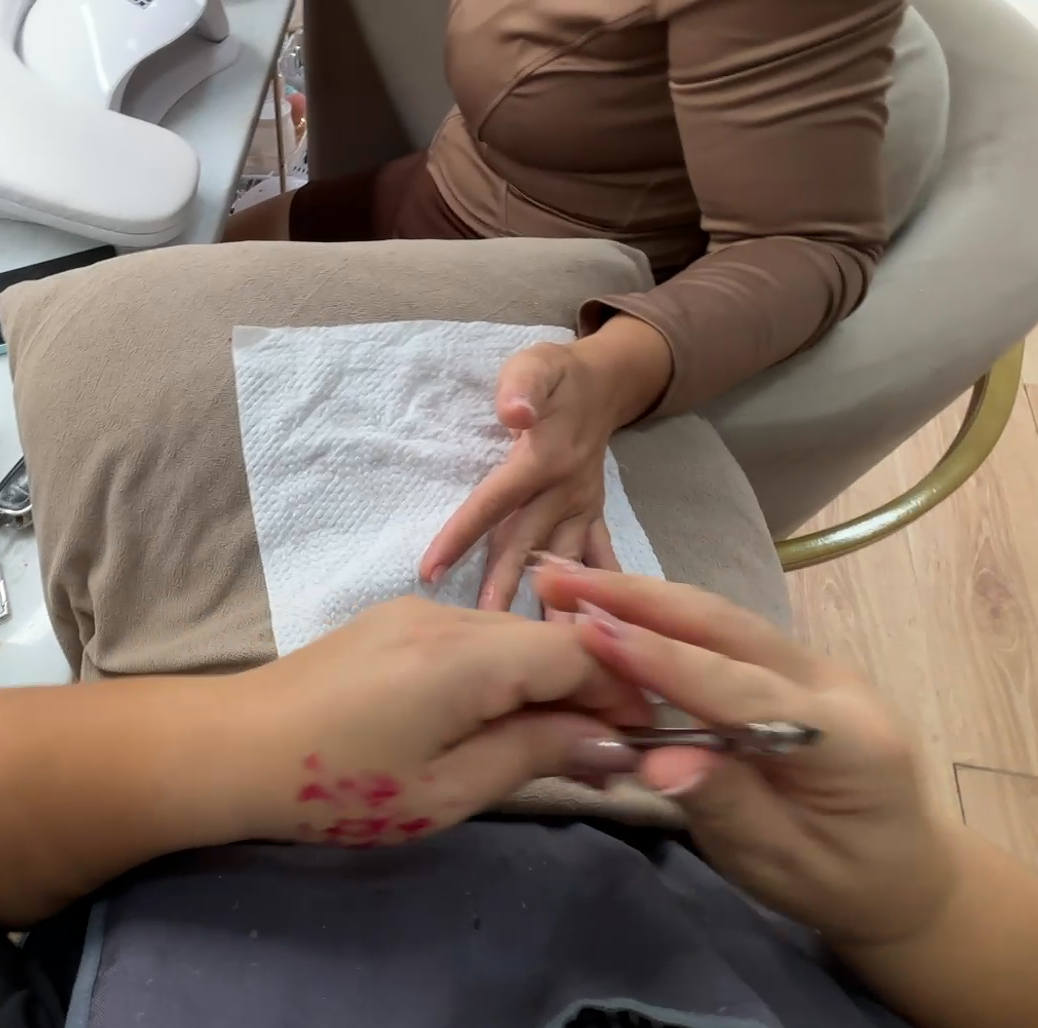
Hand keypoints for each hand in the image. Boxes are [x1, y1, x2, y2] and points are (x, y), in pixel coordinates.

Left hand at [229, 596, 649, 845]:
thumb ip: (535, 754)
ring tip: (543, 748)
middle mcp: (442, 614)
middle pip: (547, 636)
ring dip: (540, 683)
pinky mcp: (386, 622)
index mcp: (465, 654)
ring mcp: (409, 612)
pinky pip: (466, 638)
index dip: (625, 695)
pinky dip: (495, 673)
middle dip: (586, 692)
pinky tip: (487, 719)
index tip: (644, 749)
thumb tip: (617, 744)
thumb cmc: (337, 785)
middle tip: (598, 761)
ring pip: (507, 636)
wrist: (234, 746)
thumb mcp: (446, 789)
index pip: (583, 650)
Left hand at [420, 317, 671, 610]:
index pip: (490, 504)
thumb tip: (512, 411)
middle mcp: (564, 492)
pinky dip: (599, 594)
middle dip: (501, 589)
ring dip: (553, 606)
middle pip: (524, 546)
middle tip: (480, 631)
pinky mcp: (593, 517)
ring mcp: (583, 509)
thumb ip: (522, 386)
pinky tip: (596, 636)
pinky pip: (599, 560)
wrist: (607, 383)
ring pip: (565, 565)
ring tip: (543, 654)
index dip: (460, 537)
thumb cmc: (557, 376)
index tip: (430, 572)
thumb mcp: (535, 364)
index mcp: (540, 462)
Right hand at [534, 562, 959, 947]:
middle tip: (555, 577)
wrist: (901, 873)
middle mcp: (828, 683)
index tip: (589, 630)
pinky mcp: (778, 661)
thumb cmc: (837, 879)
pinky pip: (707, 625)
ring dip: (633, 592)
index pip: (738, 688)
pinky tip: (601, 597)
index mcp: (845, 741)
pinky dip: (648, 608)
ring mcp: (805, 664)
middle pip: (722, 624)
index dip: (660, 658)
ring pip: (711, 613)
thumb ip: (723, 805)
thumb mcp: (779, 863)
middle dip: (633, 596)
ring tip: (563, 577)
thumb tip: (656, 762)